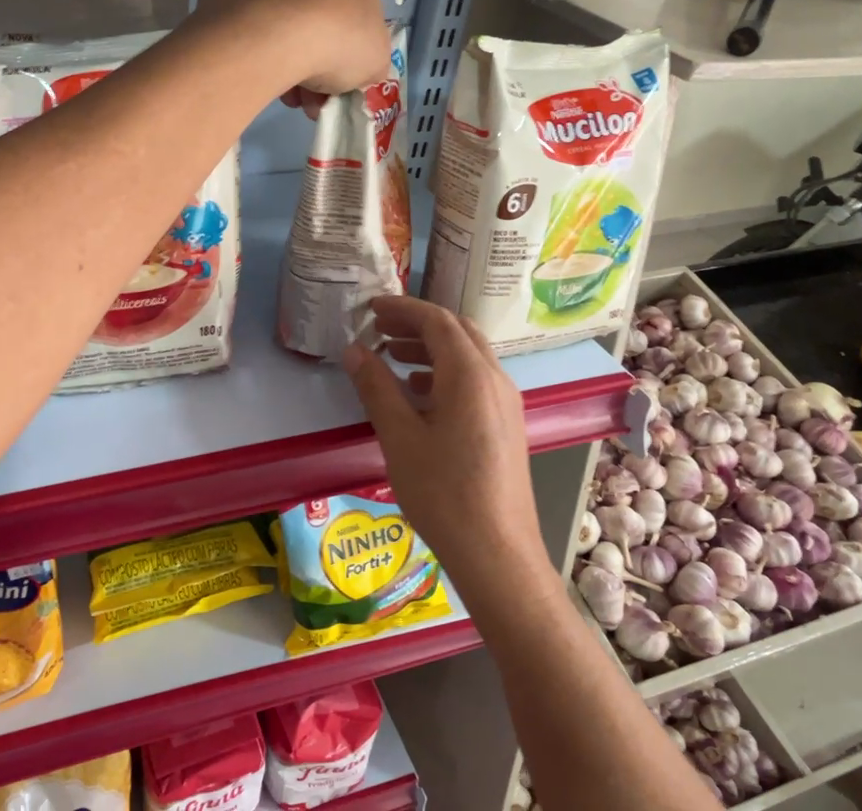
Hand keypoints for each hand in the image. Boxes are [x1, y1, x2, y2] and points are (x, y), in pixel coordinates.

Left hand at [192, 0, 389, 112]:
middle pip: (314, 1)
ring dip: (278, 43)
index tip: (339, 72)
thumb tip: (355, 66)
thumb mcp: (375, 61)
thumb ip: (370, 59)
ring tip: (274, 85)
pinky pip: (237, 5)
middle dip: (312, 48)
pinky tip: (245, 58)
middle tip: (305, 90)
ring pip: (275, 3)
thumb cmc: (336, 40)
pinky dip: (242, 30)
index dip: (351, 40)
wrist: (265, 35)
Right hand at [342, 295, 546, 577]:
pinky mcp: (506, 426)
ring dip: (431, 348)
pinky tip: (418, 394)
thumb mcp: (399, 437)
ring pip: (469, 356)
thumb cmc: (443, 493)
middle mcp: (495, 379)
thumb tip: (355, 350)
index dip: (403, 308)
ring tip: (391, 357)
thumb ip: (376, 388)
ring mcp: (506, 403)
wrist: (497, 552)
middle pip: (458, 332)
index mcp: (470, 375)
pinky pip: (475, 381)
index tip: (370, 308)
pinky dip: (445, 373)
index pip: (437, 321)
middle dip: (418, 323)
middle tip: (379, 328)